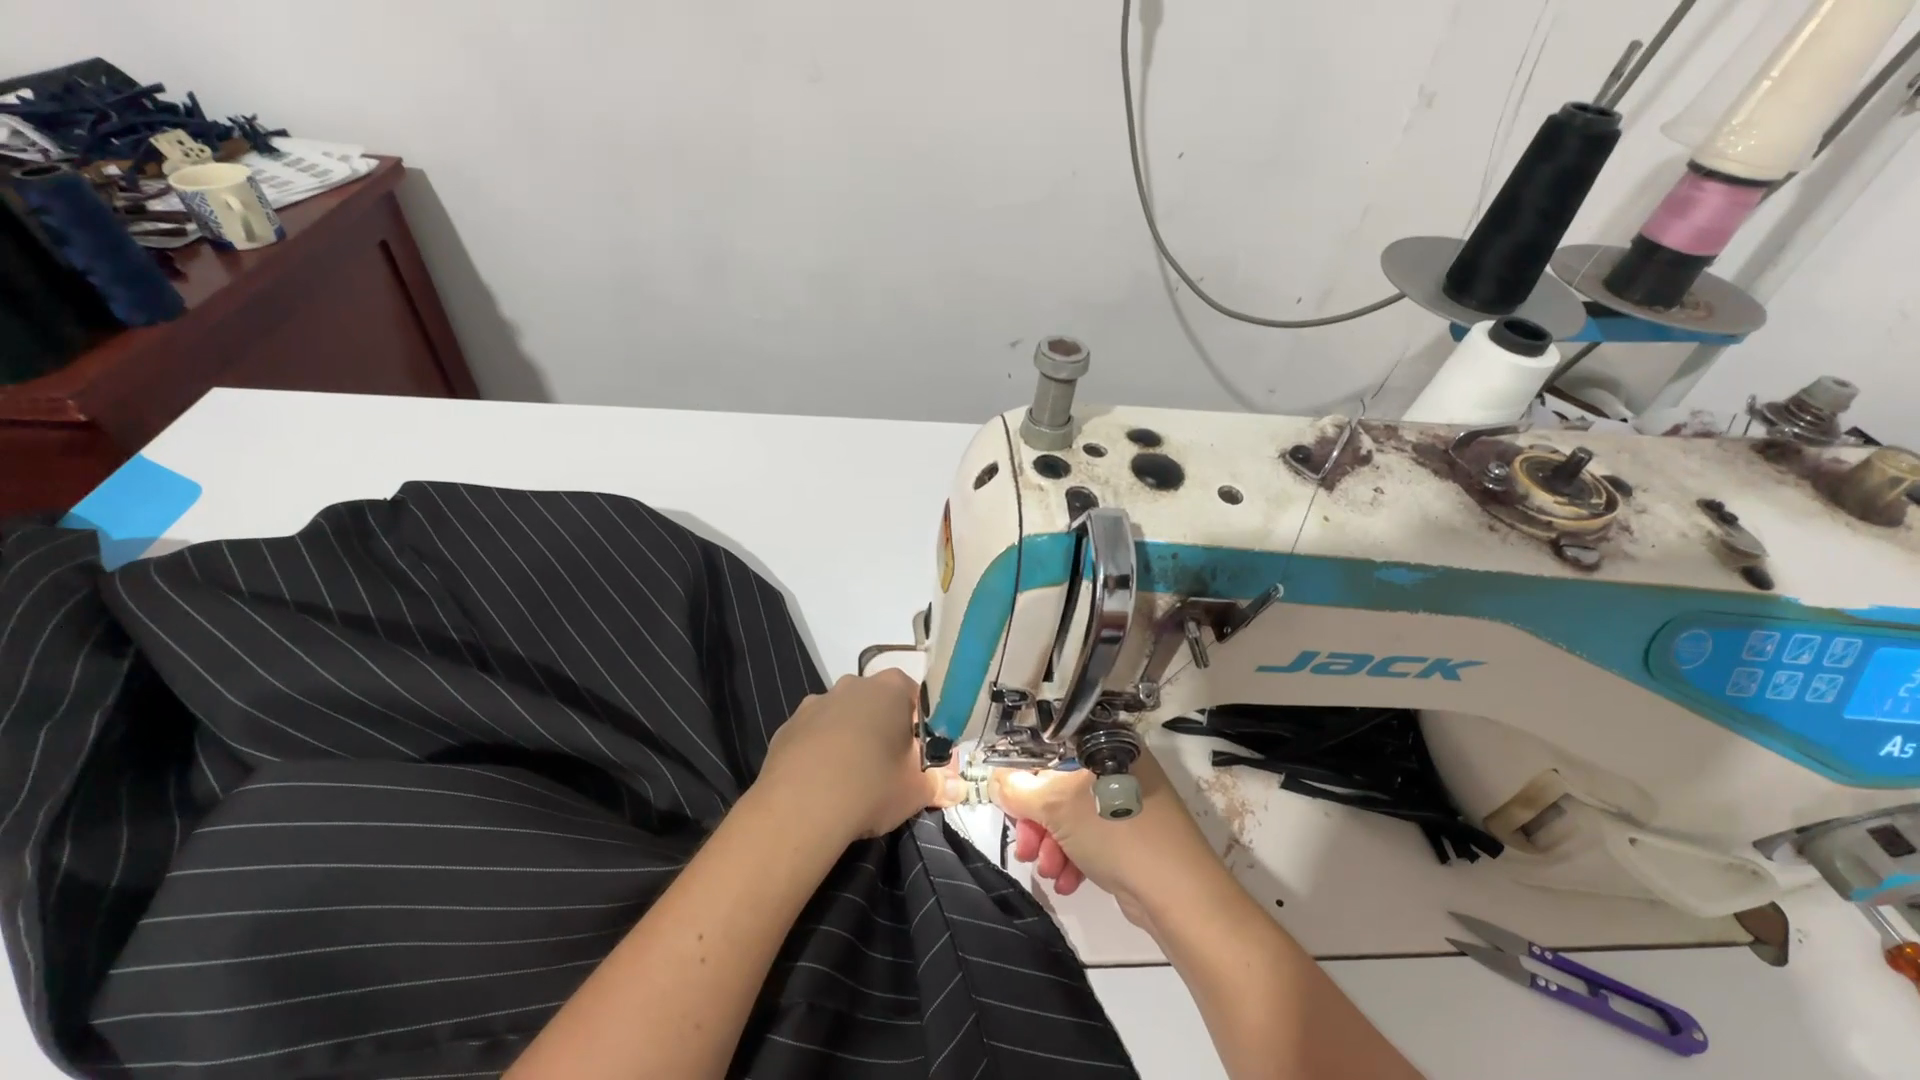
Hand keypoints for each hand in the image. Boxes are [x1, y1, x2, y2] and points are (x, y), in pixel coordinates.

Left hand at [755, 670, 959, 843]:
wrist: (800, 808)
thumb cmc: (872, 787)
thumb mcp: (916, 791)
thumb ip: (938, 784)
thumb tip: (957, 788)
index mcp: (890, 689)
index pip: (915, 697)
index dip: (921, 727)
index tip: (920, 755)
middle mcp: (851, 686)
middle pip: (876, 704)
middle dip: (884, 729)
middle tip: (889, 768)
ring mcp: (814, 704)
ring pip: (842, 718)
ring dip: (850, 739)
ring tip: (852, 779)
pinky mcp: (786, 728)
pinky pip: (813, 736)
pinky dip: (820, 753)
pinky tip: (822, 784)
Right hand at [990, 750, 1226, 933]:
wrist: (1178, 893)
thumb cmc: (1117, 832)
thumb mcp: (1058, 806)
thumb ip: (1019, 790)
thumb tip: (997, 780)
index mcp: (1107, 744)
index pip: (1053, 747)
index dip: (1024, 774)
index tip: (1007, 802)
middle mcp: (1119, 766)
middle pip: (1059, 786)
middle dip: (1037, 821)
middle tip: (1026, 846)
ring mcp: (1128, 802)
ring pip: (1072, 816)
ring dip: (1051, 844)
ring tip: (1047, 868)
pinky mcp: (1131, 836)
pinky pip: (1090, 838)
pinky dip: (1073, 857)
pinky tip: (1067, 881)